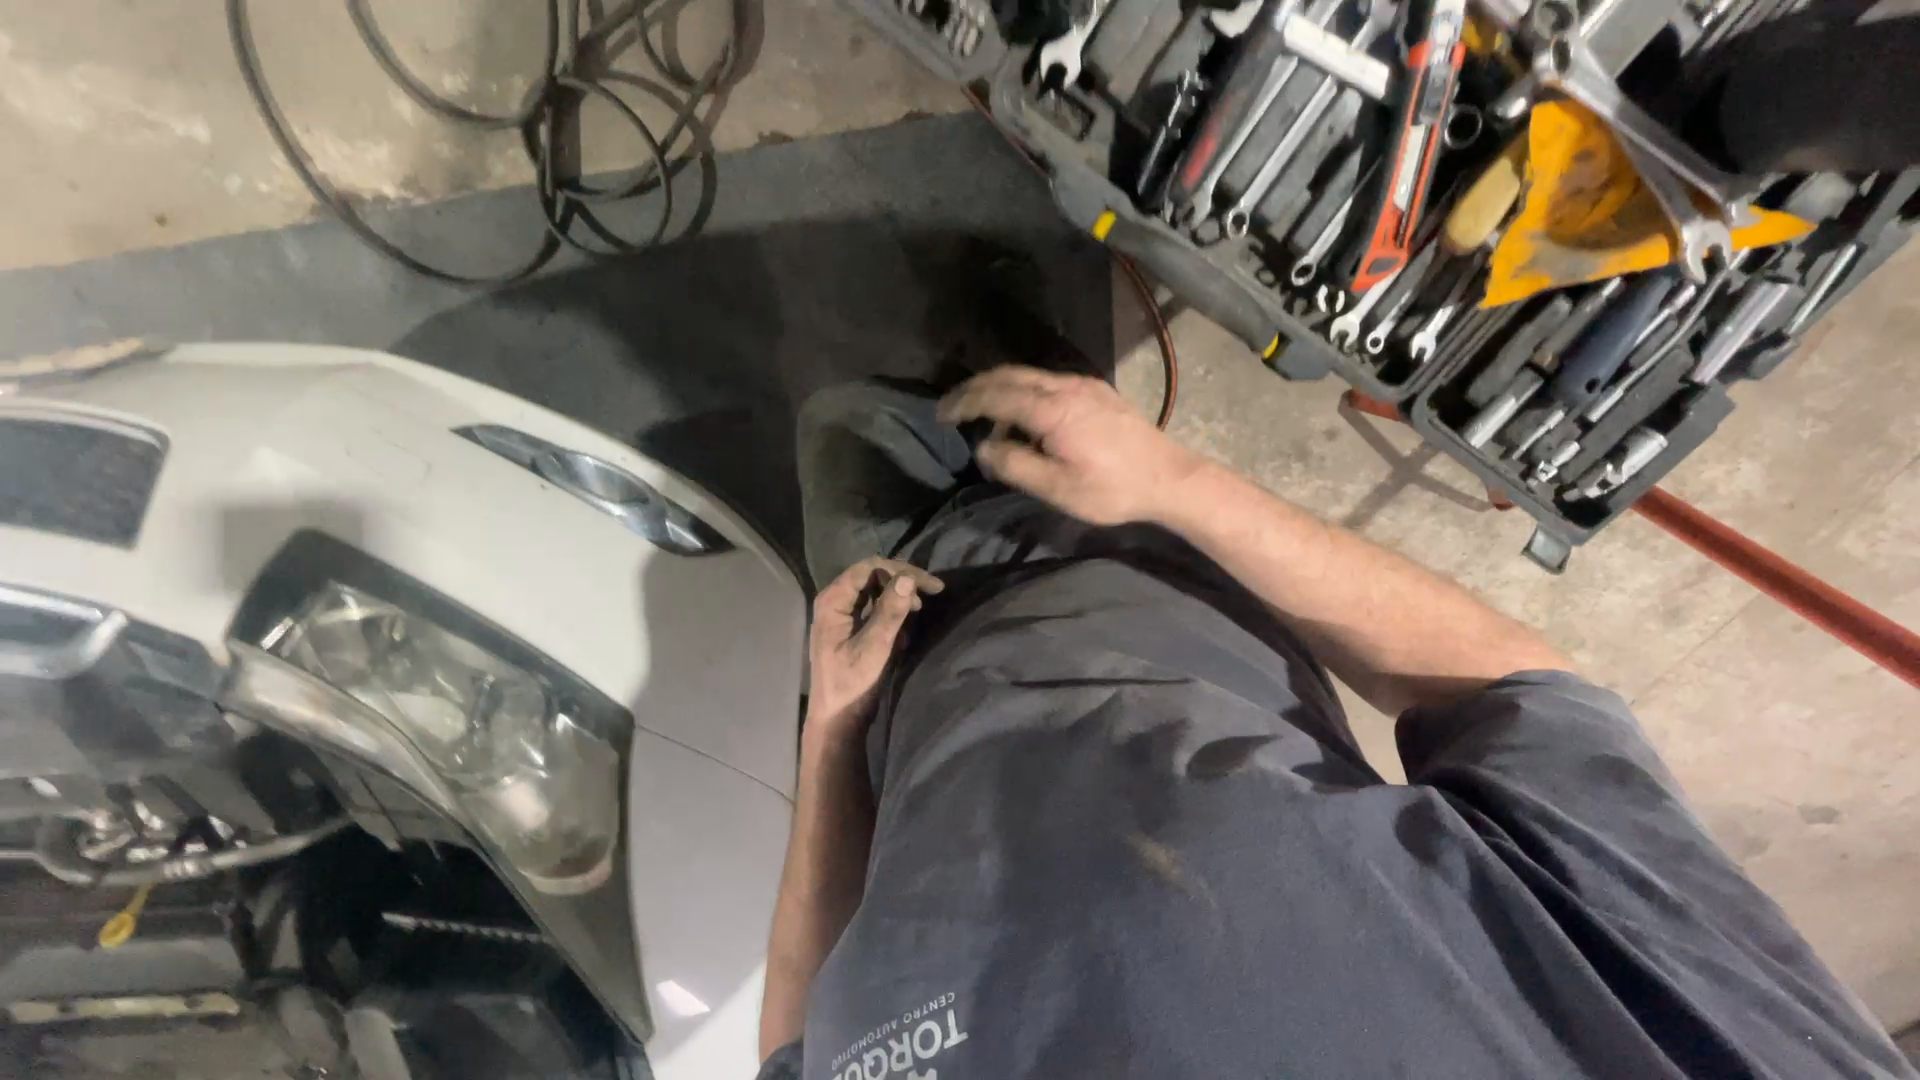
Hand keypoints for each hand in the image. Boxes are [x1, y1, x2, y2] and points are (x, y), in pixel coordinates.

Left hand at [807, 557, 943, 734]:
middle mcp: (834, 600)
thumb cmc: (851, 683)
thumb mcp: (874, 647)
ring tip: (919, 607)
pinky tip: (906, 618)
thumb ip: (889, 612)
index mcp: (832, 601)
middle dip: (902, 579)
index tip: (930, 585)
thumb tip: (908, 579)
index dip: (901, 570)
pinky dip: (892, 606)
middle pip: (872, 574)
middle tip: (932, 591)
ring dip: (899, 592)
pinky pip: (873, 604)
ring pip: (874, 588)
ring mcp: (841, 612)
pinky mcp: (850, 624)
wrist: (838, 716)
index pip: (869, 568)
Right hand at [938, 366, 1206, 525]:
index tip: (941, 414)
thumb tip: (984, 447)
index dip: (964, 403)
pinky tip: (1024, 416)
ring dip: (1000, 389)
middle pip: (1009, 375)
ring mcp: (1084, 386)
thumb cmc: (1112, 490)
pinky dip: (1024, 391)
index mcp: (1051, 409)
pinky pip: (1048, 382)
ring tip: (984, 416)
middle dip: (976, 388)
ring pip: (1029, 375)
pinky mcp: (1097, 392)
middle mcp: (1065, 387)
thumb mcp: (1057, 488)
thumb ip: (1015, 465)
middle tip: (953, 407)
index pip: (995, 395)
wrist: (1169, 479)